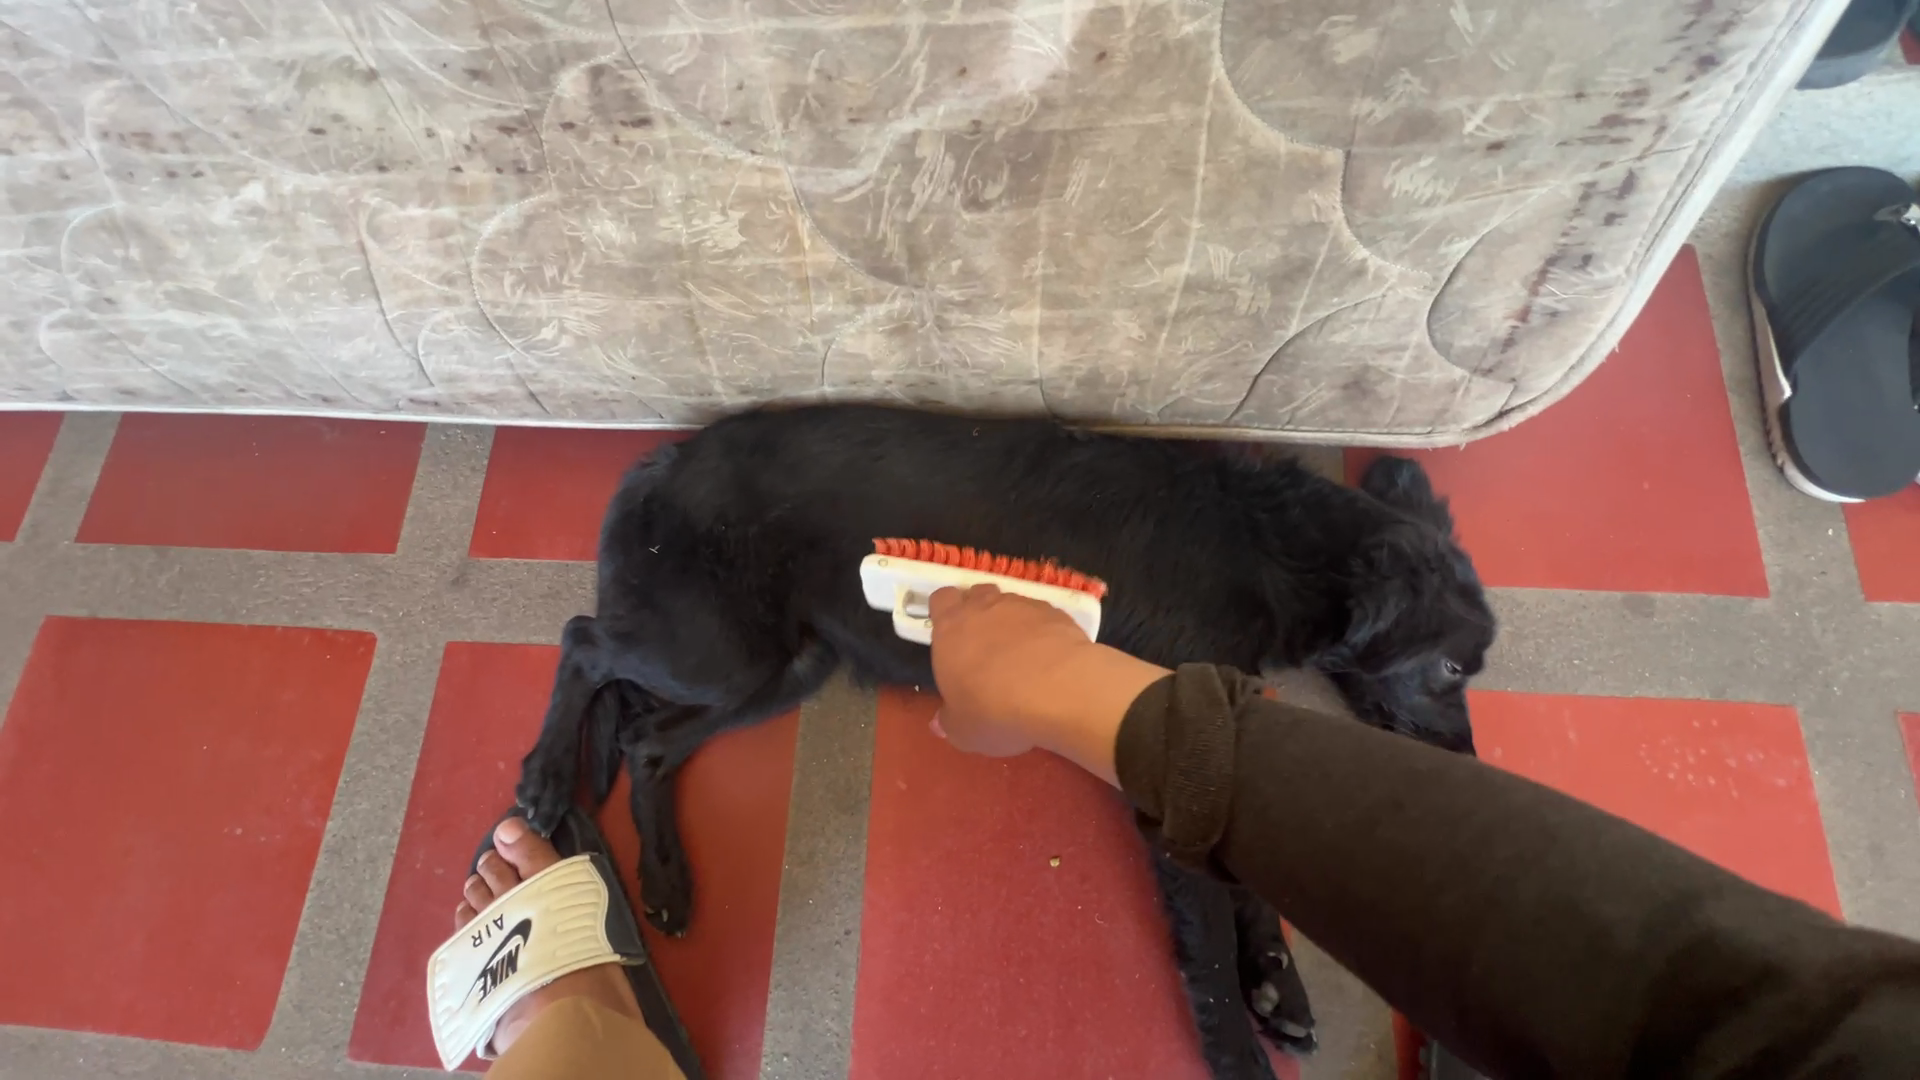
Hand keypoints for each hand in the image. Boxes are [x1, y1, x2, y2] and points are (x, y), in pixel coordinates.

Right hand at [926, 585, 1168, 783]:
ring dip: (1012, 623)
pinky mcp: (1057, 613)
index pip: (941, 599)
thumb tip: (940, 724)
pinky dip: (1042, 632)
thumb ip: (949, 721)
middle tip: (983, 645)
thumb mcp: (963, 730)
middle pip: (977, 594)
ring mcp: (1024, 607)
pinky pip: (1043, 617)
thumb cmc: (995, 710)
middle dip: (979, 612)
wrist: (1059, 692)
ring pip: (1011, 604)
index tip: (951, 633)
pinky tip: (1050, 659)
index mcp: (951, 628)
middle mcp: (985, 608)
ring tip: (1021, 656)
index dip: (945, 612)